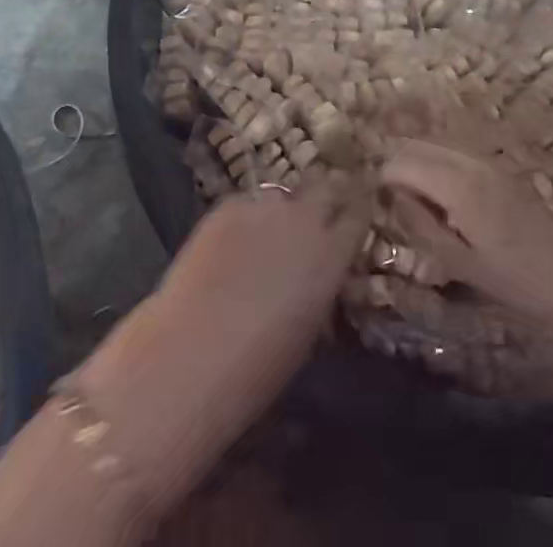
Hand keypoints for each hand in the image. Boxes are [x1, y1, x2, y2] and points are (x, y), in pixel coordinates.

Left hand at [157, 171, 371, 353]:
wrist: (193, 353)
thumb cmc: (261, 365)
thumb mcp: (311, 330)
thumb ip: (321, 290)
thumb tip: (319, 281)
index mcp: (332, 253)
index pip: (359, 213)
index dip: (359, 208)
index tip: (359, 208)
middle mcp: (304, 219)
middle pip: (326, 187)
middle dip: (328, 194)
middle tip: (322, 209)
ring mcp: (263, 208)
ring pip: (283, 194)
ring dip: (284, 208)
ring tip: (270, 230)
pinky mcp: (225, 208)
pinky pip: (247, 203)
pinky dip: (248, 216)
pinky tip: (235, 240)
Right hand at [381, 139, 552, 332]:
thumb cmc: (514, 281)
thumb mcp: (458, 262)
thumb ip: (420, 224)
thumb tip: (393, 197)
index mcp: (458, 185)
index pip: (402, 162)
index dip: (383, 181)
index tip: (378, 205)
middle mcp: (472, 161)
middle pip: (417, 144)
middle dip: (397, 167)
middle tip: (392, 203)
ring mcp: (489, 161)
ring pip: (436, 143)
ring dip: (417, 162)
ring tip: (415, 200)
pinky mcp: (501, 167)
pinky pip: (456, 152)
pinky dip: (438, 163)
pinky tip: (443, 196)